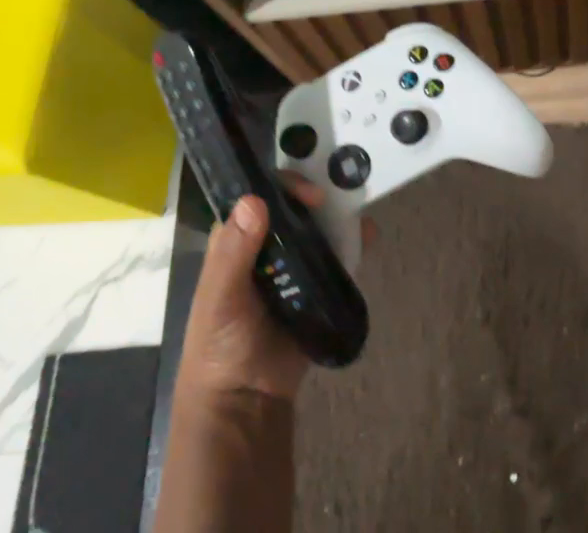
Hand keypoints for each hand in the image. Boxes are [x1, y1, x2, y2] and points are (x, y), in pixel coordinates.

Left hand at [179, 180, 374, 403]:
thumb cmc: (220, 344)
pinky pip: (336, 260)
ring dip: (338, 217)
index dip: (283, 188)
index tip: (309, 194)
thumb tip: (254, 201)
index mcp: (236, 243)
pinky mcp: (317, 287)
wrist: (245, 400)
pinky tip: (367, 236)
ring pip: (317, 231)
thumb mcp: (219, 298)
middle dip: (318, 197)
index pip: (258, 199)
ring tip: (360, 210)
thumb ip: (234, 253)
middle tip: (342, 195)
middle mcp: (266, 248)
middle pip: (293, 210)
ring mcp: (294, 268)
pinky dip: (352, 245)